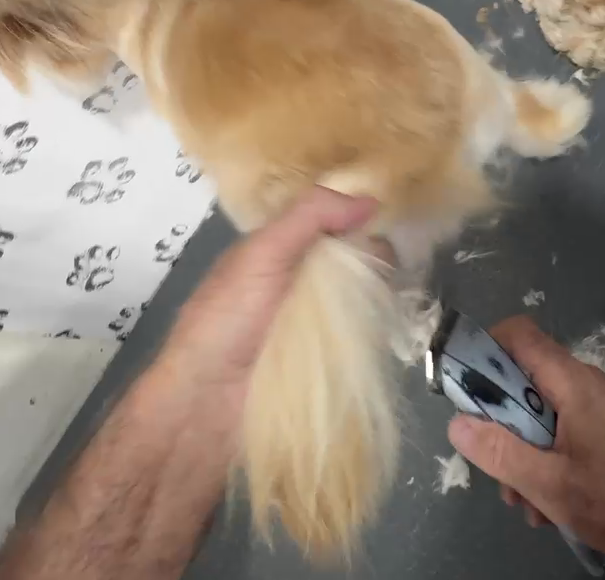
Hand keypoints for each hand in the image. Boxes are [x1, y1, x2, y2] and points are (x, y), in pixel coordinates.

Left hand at [146, 187, 377, 443]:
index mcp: (276, 248)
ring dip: (379, 290)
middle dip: (373, 255)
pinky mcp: (328, 358)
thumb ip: (310, 216)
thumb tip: (369, 198)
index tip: (387, 213)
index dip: (354, 213)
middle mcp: (297, 279)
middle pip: (349, 255)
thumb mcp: (263, 253)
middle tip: (389, 265)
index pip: (326, 219)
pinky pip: (361, 332)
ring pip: (360, 292)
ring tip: (397, 293)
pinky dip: (376, 325)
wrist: (207, 407)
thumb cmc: (227, 320)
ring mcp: (314, 321)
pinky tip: (392, 321)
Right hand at [445, 316, 604, 567]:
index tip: (466, 386)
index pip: (518, 333)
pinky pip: (560, 430)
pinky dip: (546, 460)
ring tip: (526, 501)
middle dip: (501, 423)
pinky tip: (550, 504)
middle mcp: (581, 383)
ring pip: (539, 413)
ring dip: (523, 452)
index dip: (485, 348)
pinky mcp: (604, 432)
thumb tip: (456, 423)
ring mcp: (595, 407)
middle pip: (523, 379)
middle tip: (496, 466)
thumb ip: (499, 452)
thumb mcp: (548, 483)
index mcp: (569, 380)